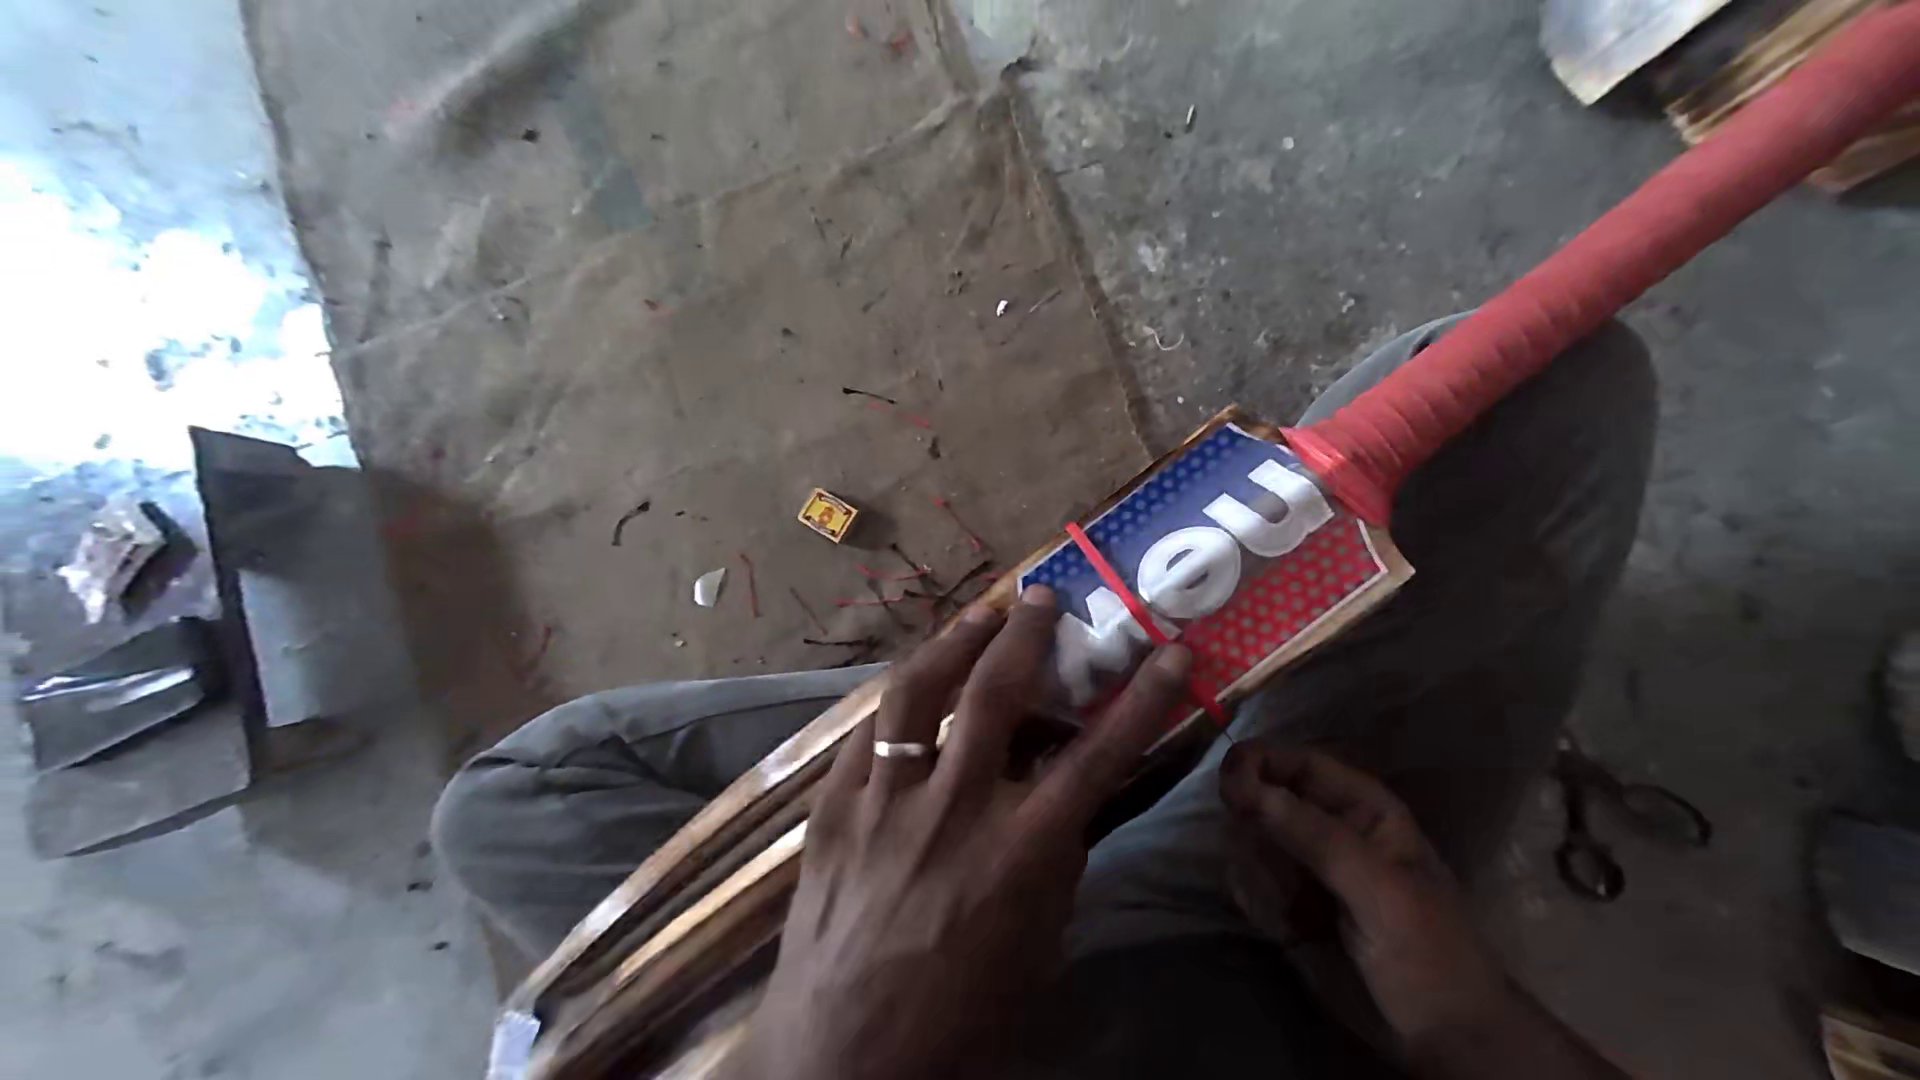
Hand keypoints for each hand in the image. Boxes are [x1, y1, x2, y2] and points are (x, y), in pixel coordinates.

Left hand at [729, 585, 1192, 1079]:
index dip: (1145, 698)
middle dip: (1028, 634)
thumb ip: (1056, 858)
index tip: (1172, 650)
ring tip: (980, 613)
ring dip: (955, 642)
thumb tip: (1064, 792)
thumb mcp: (1037, 943)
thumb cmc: (960, 1016)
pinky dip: (897, 704)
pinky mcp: (835, 806)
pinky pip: (868, 734)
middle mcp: (953, 809)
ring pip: (918, 693)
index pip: (1099, 756)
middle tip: (1042, 597)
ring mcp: (885, 801)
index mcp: (1019, 852)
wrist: (843, 1059)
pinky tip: (911, 690)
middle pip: (996, 694)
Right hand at [1218, 743, 1510, 1045]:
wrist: (1443, 1041)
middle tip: (1273, 870)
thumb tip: (1245, 788)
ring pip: (1245, 840)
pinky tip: (1285, 928)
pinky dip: (1253, 901)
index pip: (1296, 762)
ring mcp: (1299, 864)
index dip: (1257, 762)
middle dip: (1253, 829)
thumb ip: (1317, 838)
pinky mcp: (1281, 901)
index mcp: (1357, 806)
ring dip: (1257, 874)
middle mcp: (1322, 826)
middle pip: (1258, 797)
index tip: (1227, 785)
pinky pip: (1242, 880)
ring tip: (1291, 909)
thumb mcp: (1381, 892)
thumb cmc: (1429, 953)